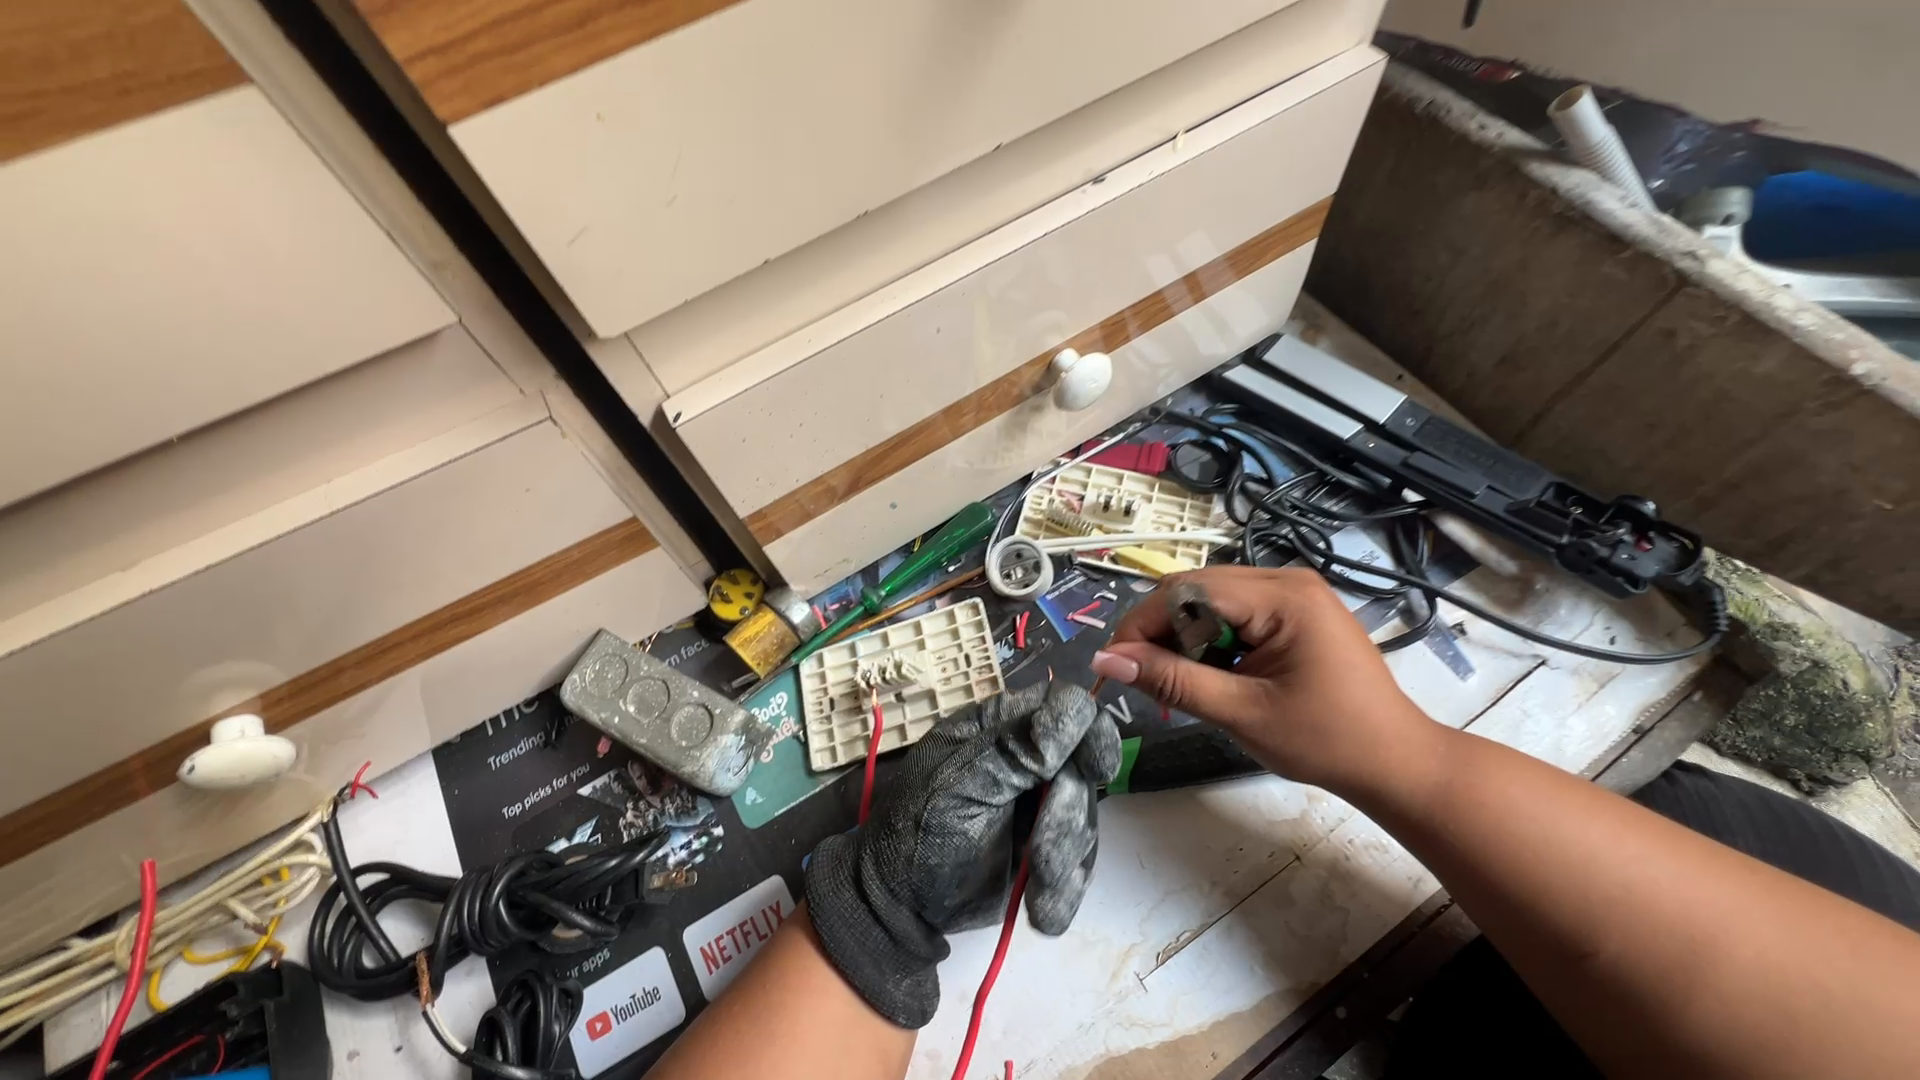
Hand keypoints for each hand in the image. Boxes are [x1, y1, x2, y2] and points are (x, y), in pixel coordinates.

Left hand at [805, 681, 1119, 1027]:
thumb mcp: (956, 783)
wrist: (901, 905)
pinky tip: (1043, 911)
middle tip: (1042, 856)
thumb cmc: (915, 831)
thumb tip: (1074, 712)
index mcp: (1000, 726)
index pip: (1065, 704)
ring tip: (1035, 890)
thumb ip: (1012, 749)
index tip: (1092, 769)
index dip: (1088, 730)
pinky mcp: (1051, 849)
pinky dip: (1066, 890)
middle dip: (1069, 815)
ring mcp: (1044, 804)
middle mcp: (1029, 758)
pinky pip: (1081, 863)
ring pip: (1087, 817)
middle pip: (1086, 767)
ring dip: (1065, 860)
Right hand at [1089, 566, 1437, 795]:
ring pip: (1209, 601)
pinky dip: (1210, 640)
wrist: (1395, 762)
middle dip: (1161, 632)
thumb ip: (1172, 680)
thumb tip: (1106, 660)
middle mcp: (1286, 579)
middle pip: (1196, 590)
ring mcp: (1293, 593)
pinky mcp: (1294, 611)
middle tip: (1145, 680)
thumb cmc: (1325, 741)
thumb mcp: (1241, 713)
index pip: (1187, 592)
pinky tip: (1212, 674)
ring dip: (1183, 638)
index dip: (1142, 625)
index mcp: (1282, 596)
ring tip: (1178, 683)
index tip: (1115, 666)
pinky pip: (1233, 612)